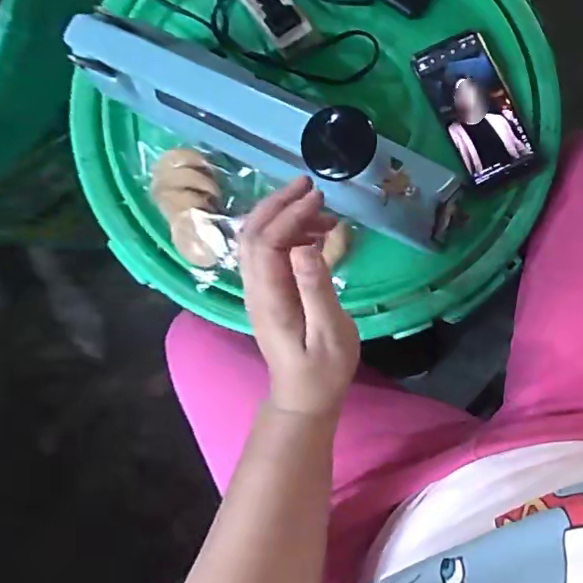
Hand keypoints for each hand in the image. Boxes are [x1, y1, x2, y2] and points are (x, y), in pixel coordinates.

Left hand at [240, 178, 359, 418]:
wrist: (303, 397)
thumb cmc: (322, 369)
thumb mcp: (329, 332)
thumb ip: (316, 289)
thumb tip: (305, 247)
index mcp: (270, 297)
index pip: (268, 242)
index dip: (289, 214)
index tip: (319, 198)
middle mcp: (255, 289)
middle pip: (253, 233)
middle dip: (278, 203)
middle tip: (309, 185)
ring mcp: (257, 290)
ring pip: (257, 240)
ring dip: (282, 216)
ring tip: (322, 211)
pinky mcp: (266, 293)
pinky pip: (267, 252)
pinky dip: (287, 233)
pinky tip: (315, 235)